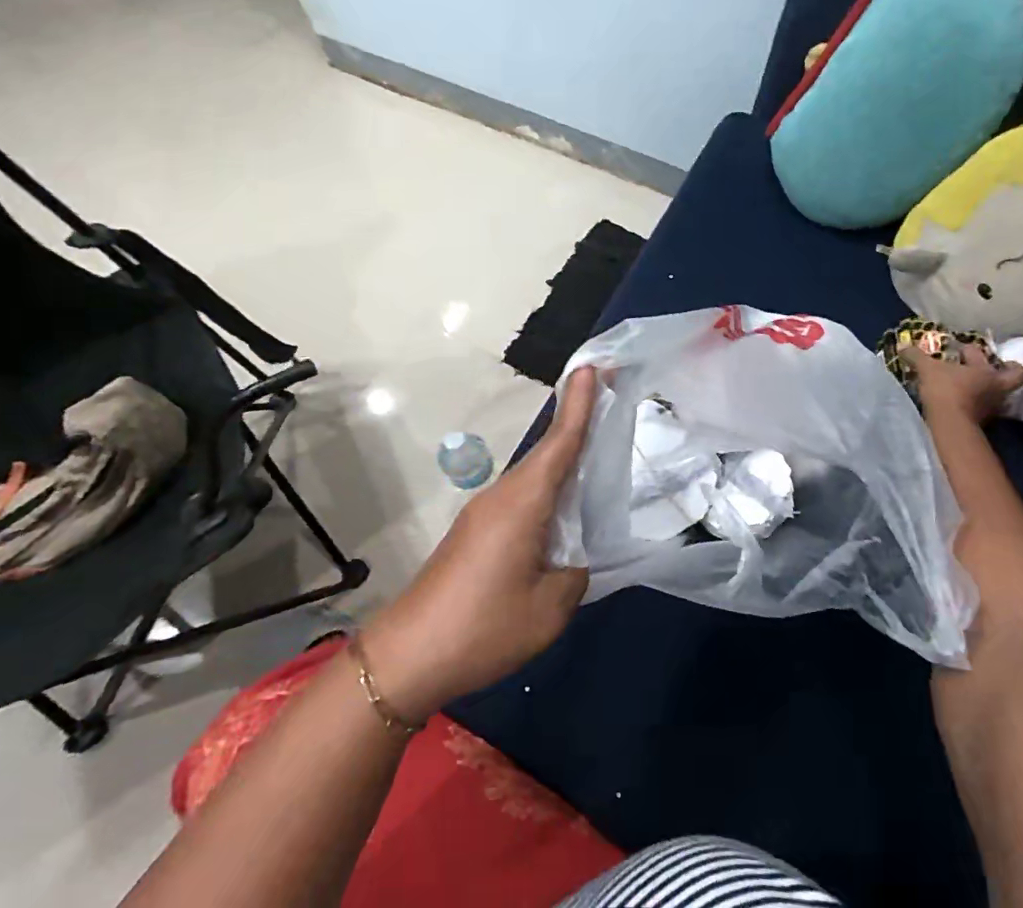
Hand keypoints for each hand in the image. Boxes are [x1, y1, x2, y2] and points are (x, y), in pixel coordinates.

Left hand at [358, 366, 597, 723]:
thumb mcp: (549, 608)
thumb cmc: (484, 628)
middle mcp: (501, 498)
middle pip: (547, 454)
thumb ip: (575, 572)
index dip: (579, 404)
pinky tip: (565, 511)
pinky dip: (548, 493)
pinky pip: (522, 501)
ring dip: (564, 461)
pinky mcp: (476, 534)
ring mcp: (484, 515)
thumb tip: (574, 557)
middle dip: (578, 424)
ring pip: (534, 478)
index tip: (594, 366)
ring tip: (600, 454)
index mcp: (522, 504)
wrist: (410, 655)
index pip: (559, 443)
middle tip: (613, 401)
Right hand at [900, 337, 1022, 424]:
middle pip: (1012, 378)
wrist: (952, 425)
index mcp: (987, 371)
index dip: (973, 350)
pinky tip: (960, 403)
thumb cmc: (946, 390)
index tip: (962, 351)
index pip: (986, 355)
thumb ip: (916, 356)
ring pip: (996, 395)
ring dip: (986, 390)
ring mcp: (992, 407)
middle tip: (988, 370)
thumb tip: (902, 345)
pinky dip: (974, 406)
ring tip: (968, 388)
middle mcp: (996, 388)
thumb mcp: (927, 369)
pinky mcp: (982, 423)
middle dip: (1003, 372)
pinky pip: (982, 410)